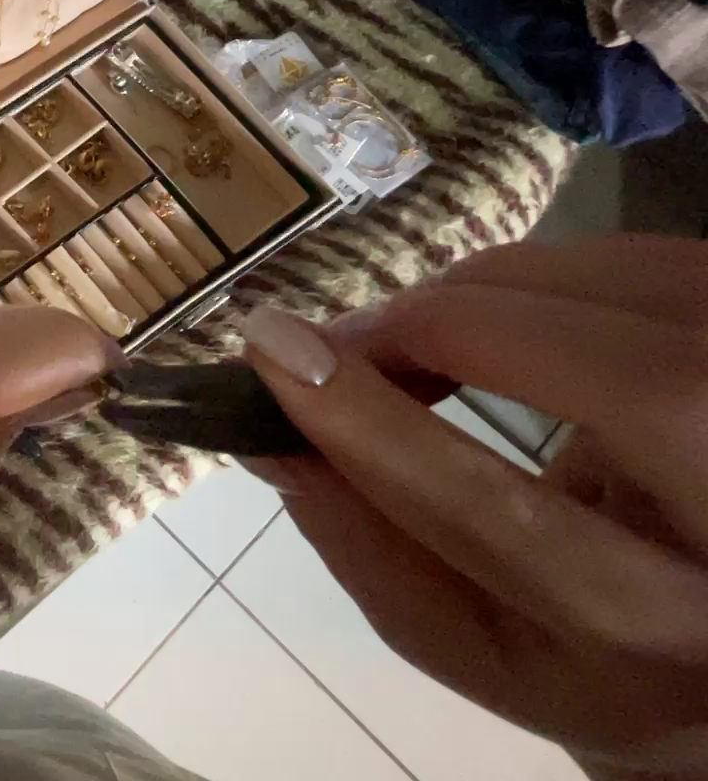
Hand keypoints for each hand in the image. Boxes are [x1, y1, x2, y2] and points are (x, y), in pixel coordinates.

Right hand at [239, 235, 707, 778]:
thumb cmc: (577, 651)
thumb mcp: (458, 631)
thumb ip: (352, 536)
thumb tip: (258, 434)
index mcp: (654, 640)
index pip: (496, 511)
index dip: (368, 416)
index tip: (268, 344)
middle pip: (640, 387)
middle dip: (445, 325)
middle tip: (355, 339)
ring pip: (654, 297)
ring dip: (489, 290)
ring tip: (424, 333)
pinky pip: (660, 267)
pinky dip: (548, 275)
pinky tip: (504, 321)